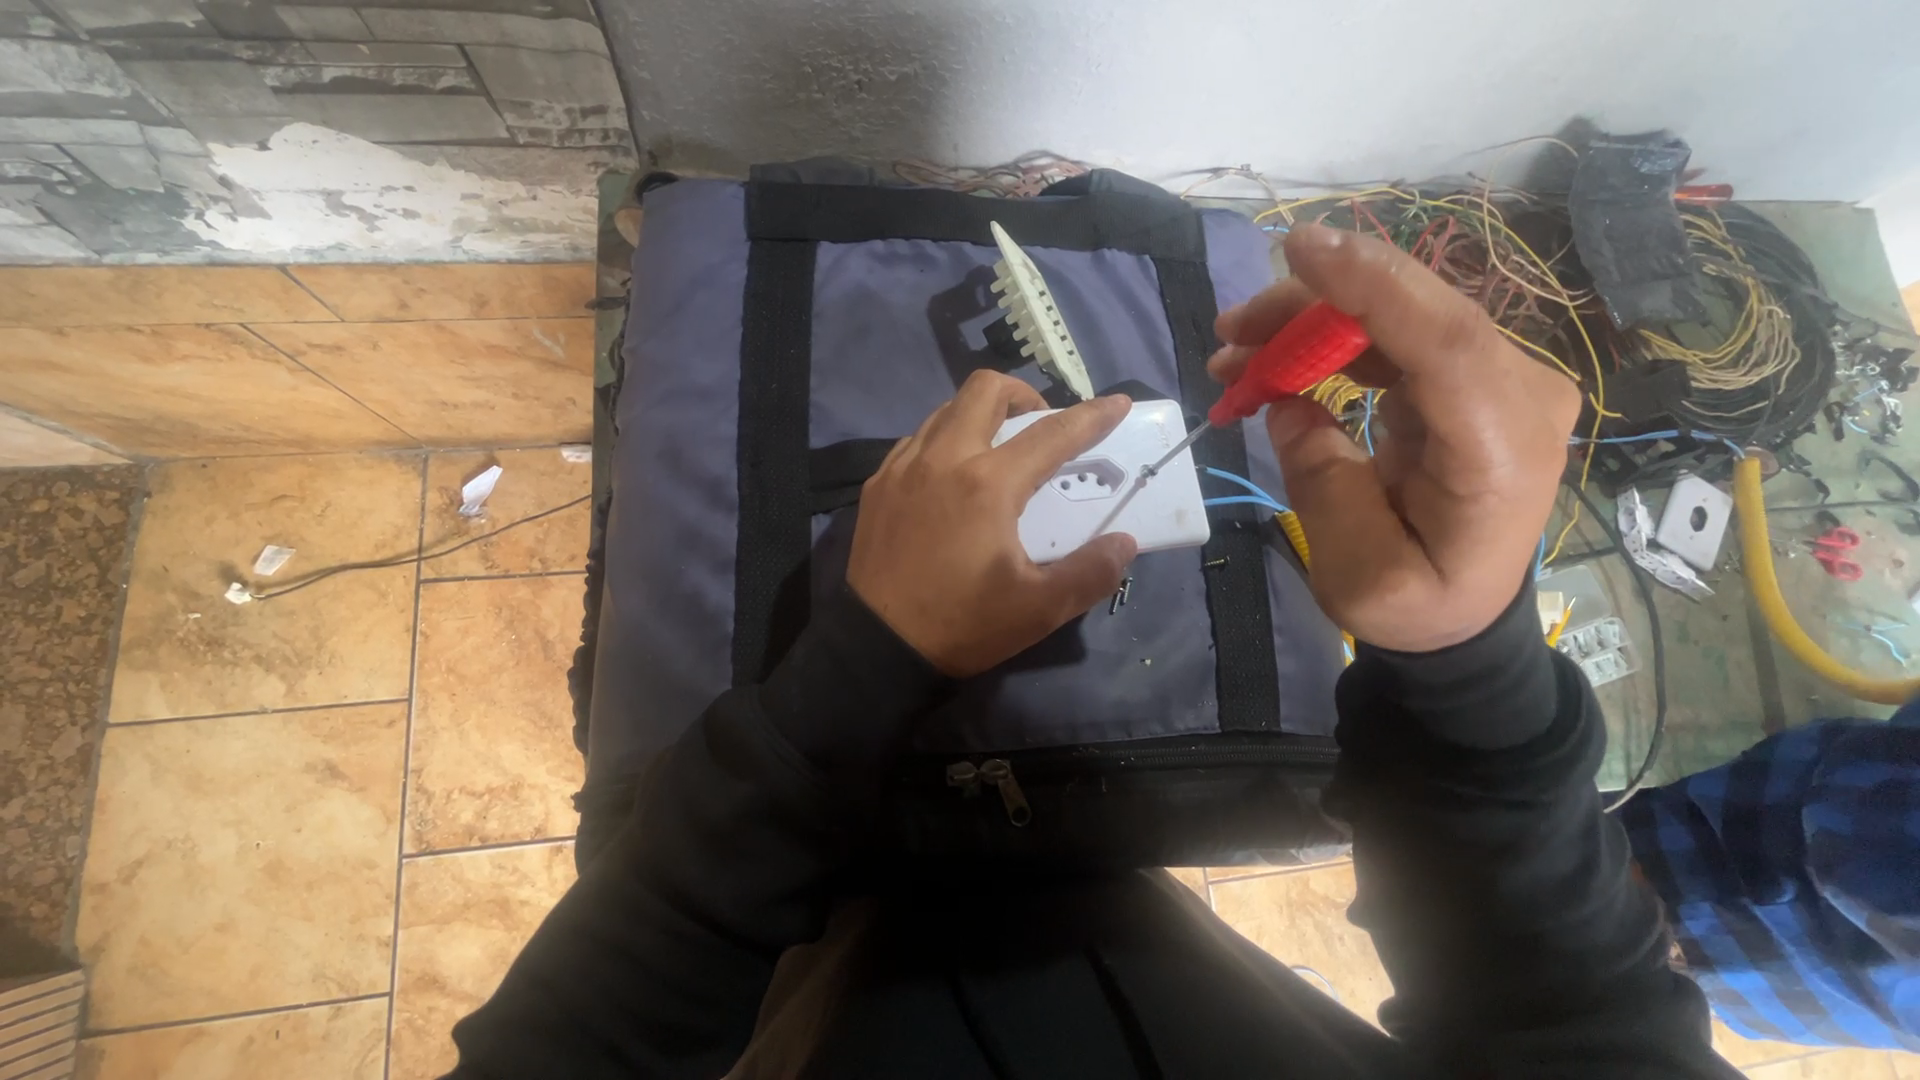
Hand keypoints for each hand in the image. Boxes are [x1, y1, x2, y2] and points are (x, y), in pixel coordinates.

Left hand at [847, 371, 1138, 676]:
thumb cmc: (963, 625)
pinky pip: (917, 439)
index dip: (1091, 416)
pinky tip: (951, 477)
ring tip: (997, 451)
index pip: (1053, 433)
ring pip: (946, 409)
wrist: (877, 646)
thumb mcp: (1039, 609)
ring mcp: (903, 468)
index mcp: (989, 484)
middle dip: (1024, 395)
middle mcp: (943, 459)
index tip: (1117, 403)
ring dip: (980, 415)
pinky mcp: (878, 485)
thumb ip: (1090, 572)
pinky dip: (944, 441)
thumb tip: (1123, 542)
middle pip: (986, 390)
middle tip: (1041, 428)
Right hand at [1210, 224, 1579, 652]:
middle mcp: (1516, 394)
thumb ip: (1323, 482)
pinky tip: (1274, 358)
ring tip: (1234, 350)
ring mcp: (1495, 381)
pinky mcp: (1465, 382)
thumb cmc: (1417, 606)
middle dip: (1315, 306)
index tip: (1298, 249)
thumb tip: (1288, 402)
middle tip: (1229, 331)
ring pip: (1399, 316)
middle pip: (1416, 315)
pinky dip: (1328, 340)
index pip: (1447, 341)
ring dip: (1311, 321)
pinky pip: (1393, 338)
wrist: (1463, 618)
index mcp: (1499, 449)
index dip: (1372, 287)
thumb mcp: (1359, 569)